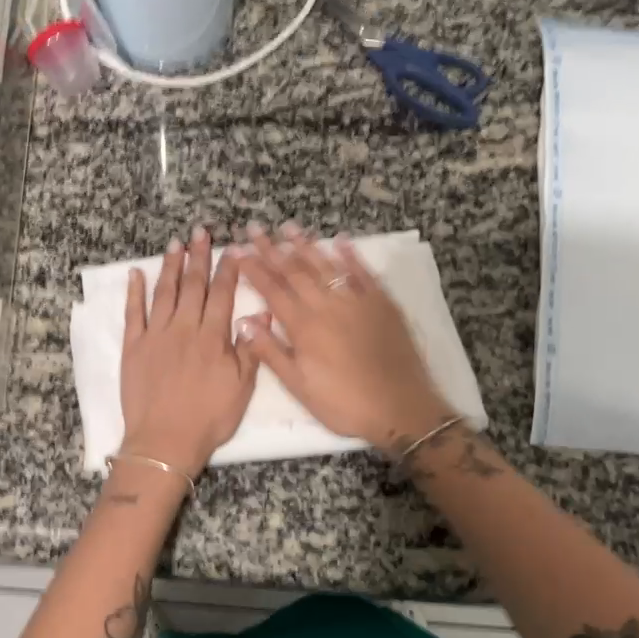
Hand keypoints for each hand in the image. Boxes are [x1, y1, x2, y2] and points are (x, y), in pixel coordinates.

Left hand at [118, 226, 260, 476]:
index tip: (232, 249)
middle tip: (200, 232)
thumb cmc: (208, 418)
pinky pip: (133, 313)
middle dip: (198, 256)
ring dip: (170, 265)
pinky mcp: (133, 346)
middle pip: (193, 285)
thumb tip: (263, 315)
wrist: (165, 441)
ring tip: (175, 243)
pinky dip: (134, 291)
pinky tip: (136, 274)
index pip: (223, 294)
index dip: (228, 269)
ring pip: (164, 292)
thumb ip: (251, 349)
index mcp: (213, 337)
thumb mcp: (242, 388)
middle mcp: (184, 328)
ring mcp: (156, 335)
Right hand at [235, 223, 453, 452]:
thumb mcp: (299, 386)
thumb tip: (243, 321)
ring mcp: (357, 301)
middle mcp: (327, 306)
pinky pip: (363, 273)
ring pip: (325, 265)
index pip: (271, 290)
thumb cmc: (344, 404)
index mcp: (303, 326)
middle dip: (271, 249)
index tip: (237, 251)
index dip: (253, 269)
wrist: (401, 410)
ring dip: (305, 245)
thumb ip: (270, 351)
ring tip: (288, 227)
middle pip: (294, 270)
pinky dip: (350, 255)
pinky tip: (340, 241)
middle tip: (254, 229)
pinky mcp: (382, 304)